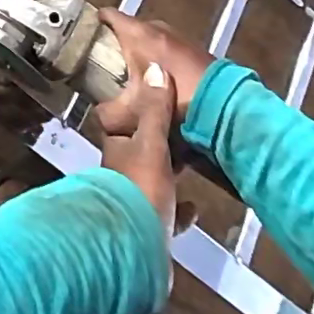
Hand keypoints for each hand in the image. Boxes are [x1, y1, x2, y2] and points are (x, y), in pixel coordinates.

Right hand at [94, 9, 214, 129]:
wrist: (230, 112)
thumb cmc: (174, 101)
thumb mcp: (131, 114)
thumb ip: (108, 114)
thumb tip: (98, 115)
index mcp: (138, 34)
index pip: (107, 14)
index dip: (95, 22)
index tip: (88, 35)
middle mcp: (158, 28)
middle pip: (130, 29)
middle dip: (119, 44)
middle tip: (110, 64)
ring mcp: (181, 38)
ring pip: (152, 40)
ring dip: (144, 54)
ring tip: (137, 77)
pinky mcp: (199, 51)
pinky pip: (171, 51)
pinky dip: (164, 62)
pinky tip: (164, 85)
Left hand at [97, 59, 177, 232]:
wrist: (132, 245)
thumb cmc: (140, 188)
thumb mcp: (151, 144)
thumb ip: (155, 111)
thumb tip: (155, 68)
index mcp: (119, 148)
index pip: (124, 124)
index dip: (139, 115)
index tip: (157, 104)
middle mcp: (121, 172)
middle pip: (140, 153)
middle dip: (158, 146)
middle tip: (183, 136)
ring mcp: (134, 202)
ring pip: (152, 182)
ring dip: (168, 176)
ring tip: (192, 166)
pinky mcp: (149, 229)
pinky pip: (166, 215)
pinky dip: (179, 211)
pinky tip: (194, 209)